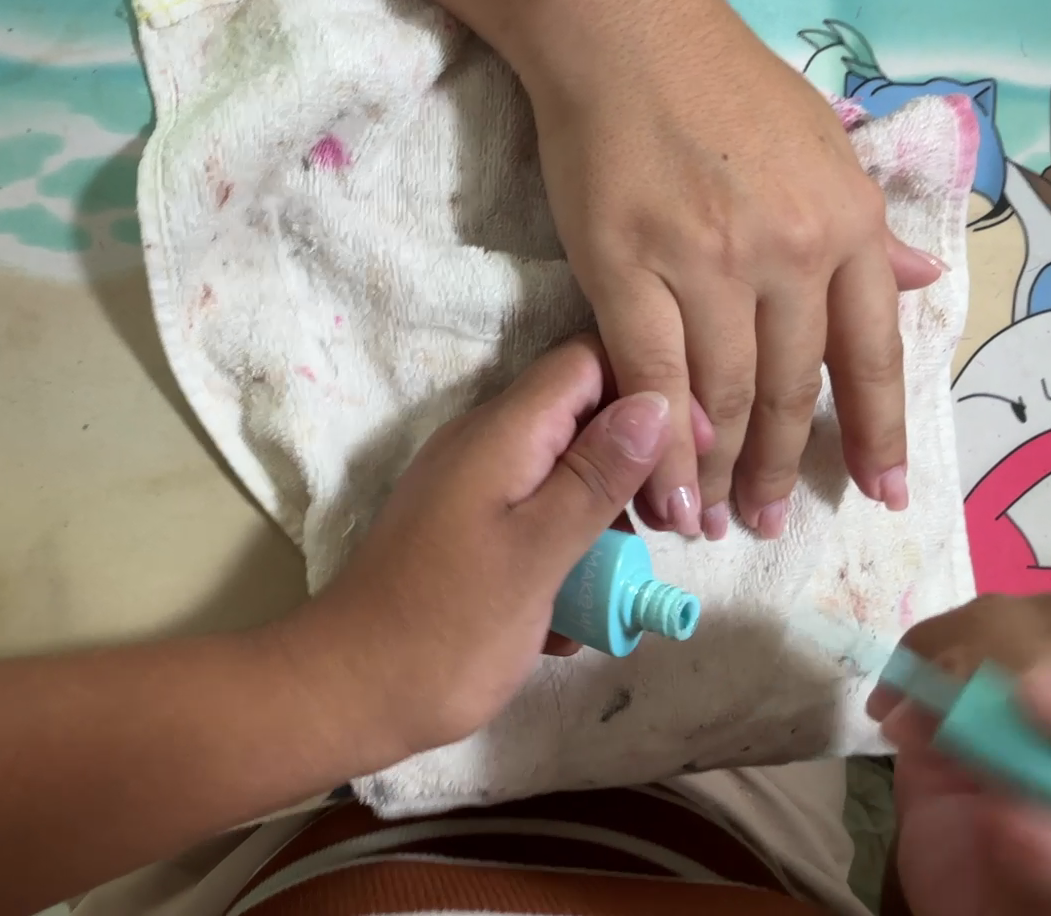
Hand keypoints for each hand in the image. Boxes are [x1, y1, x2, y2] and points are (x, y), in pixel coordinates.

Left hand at [277, 335, 664, 757]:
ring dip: (601, 516)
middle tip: (676, 525)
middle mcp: (482, 443)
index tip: (697, 448)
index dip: (649, 388)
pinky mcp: (466, 526)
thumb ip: (594, 475)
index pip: (584, 362)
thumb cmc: (449, 626)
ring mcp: (470, 486)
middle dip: (633, 461)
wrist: (353, 688)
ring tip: (625, 578)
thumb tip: (655, 399)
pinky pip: (531, 513)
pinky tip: (572, 609)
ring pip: (559, 471)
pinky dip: (563, 548)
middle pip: (577, 415)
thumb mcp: (537, 552)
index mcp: (499, 433)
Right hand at [527, 8, 942, 541]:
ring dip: (720, 470)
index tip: (884, 496)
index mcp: (843, 223)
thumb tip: (910, 278)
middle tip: (770, 527)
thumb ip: (861, 221)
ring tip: (713, 523)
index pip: (872, 353)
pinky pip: (654, 376)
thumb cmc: (715, 85)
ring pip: (724, 396)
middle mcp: (789, 255)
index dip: (880, 432)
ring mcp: (708, 268)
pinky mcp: (628, 273)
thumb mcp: (818, 140)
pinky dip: (663, 441)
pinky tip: (665, 490)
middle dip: (783, 468)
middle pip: (791, 389)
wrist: (623, 38)